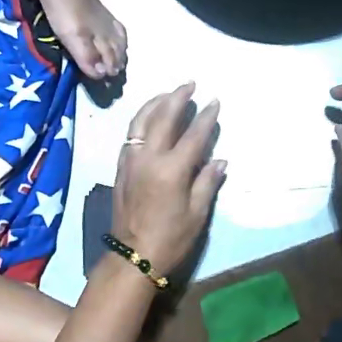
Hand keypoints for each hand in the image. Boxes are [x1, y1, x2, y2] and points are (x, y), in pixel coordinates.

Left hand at [111, 83, 225, 274]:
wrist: (132, 256)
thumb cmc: (171, 238)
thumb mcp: (198, 212)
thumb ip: (208, 181)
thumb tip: (220, 159)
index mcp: (172, 169)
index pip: (193, 135)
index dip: (205, 117)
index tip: (214, 101)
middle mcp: (149, 158)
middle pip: (164, 118)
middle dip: (178, 98)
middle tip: (190, 84)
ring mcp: (131, 161)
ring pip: (141, 122)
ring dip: (156, 103)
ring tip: (169, 93)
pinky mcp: (121, 167)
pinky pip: (131, 134)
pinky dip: (142, 119)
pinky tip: (150, 117)